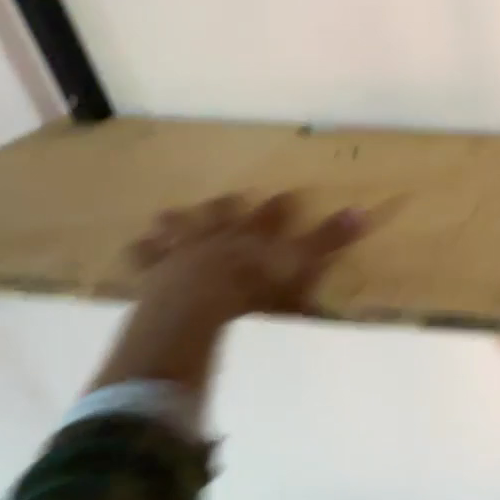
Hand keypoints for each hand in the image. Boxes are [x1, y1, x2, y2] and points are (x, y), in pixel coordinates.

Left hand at [129, 192, 365, 322]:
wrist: (195, 301)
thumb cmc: (253, 284)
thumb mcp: (300, 263)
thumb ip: (329, 239)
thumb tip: (363, 210)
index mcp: (252, 232)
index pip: (272, 213)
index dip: (282, 207)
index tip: (289, 197)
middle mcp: (217, 232)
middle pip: (222, 212)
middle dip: (227, 206)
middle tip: (230, 199)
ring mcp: (182, 247)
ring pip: (178, 226)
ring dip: (177, 221)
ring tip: (172, 215)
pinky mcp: (154, 268)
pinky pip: (144, 256)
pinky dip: (141, 251)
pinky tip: (136, 248)